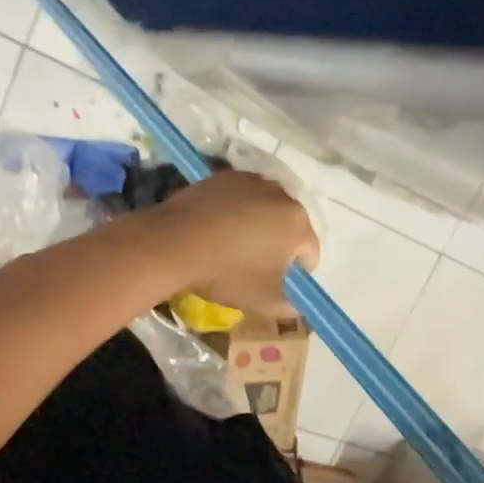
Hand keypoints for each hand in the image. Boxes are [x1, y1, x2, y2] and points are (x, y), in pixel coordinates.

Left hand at [152, 171, 319, 318]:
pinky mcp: (224, 176)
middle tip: (253, 267)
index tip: (274, 285)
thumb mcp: (264, 302)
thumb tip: (296, 304)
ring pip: (265, 210)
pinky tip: (216, 229)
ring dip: (257, 226)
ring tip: (231, 246)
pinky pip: (240, 198)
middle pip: (289, 227)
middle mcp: (282, 194)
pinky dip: (235, 211)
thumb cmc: (226, 273)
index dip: (295, 275)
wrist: (174, 243)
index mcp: (298, 223)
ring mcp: (252, 180)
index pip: (309, 254)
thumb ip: (290, 306)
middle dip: (277, 247)